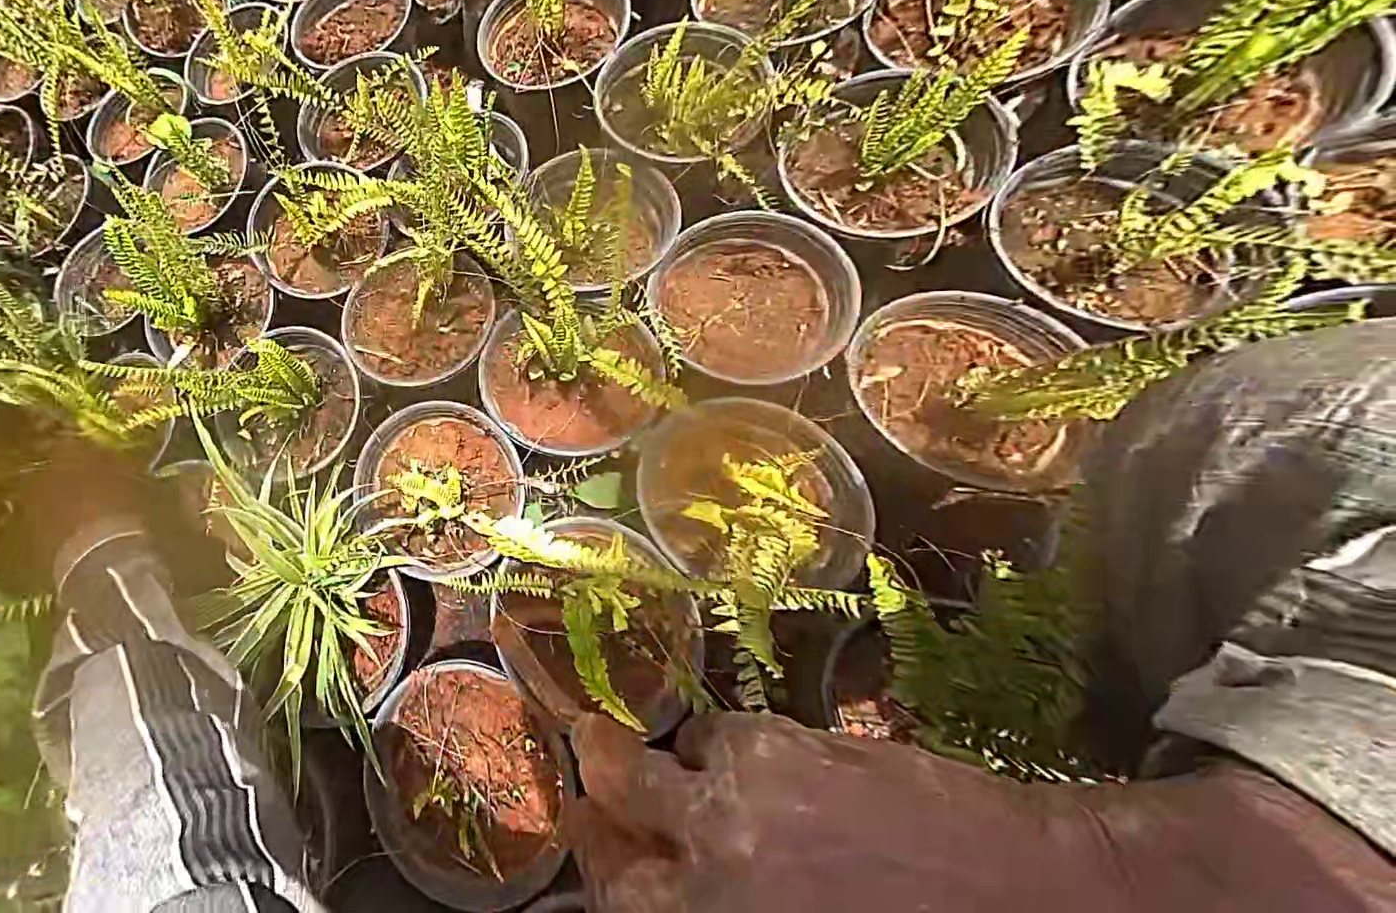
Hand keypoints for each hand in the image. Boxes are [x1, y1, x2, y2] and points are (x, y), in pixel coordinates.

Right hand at [567, 712, 1393, 911]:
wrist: (1046, 901)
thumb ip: (732, 905)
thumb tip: (682, 882)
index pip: (621, 908)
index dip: (594, 875)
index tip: (587, 848)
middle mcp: (713, 879)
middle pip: (608, 849)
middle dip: (592, 819)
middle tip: (590, 793)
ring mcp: (732, 807)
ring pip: (639, 769)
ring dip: (639, 765)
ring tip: (656, 757)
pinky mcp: (767, 746)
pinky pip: (712, 737)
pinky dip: (719, 749)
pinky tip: (758, 762)